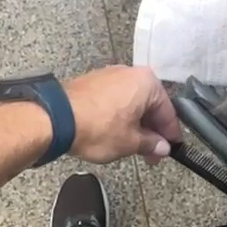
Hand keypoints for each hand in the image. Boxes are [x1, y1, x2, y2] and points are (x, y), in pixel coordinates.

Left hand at [61, 66, 179, 164]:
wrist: (56, 119)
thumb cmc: (97, 127)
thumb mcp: (130, 142)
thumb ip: (151, 144)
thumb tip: (162, 147)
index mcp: (147, 83)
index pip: (168, 112)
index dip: (170, 135)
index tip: (169, 150)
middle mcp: (131, 73)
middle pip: (150, 104)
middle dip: (151, 130)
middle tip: (150, 154)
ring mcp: (110, 75)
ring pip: (132, 101)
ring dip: (135, 123)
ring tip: (131, 146)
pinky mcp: (93, 81)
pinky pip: (115, 99)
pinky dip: (119, 115)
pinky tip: (115, 133)